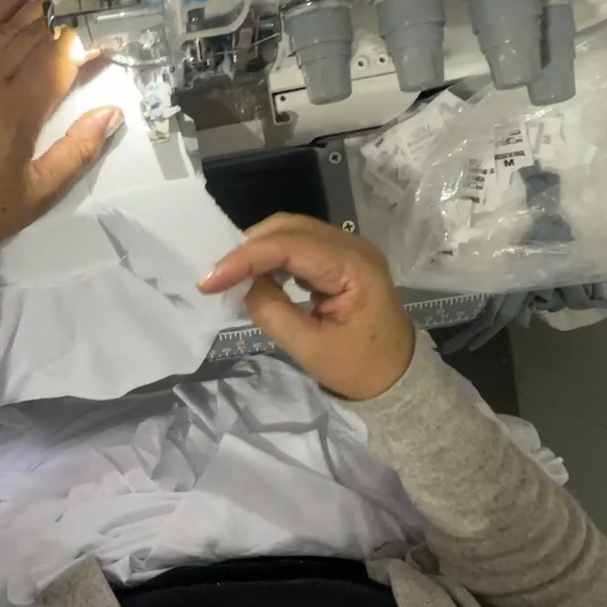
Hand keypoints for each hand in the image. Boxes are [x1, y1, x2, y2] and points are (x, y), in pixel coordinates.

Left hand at [0, 0, 120, 241]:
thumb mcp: (40, 191)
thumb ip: (77, 151)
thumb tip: (112, 113)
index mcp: (19, 109)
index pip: (60, 58)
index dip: (88, 41)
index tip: (113, 34)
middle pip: (36, 36)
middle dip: (69, 18)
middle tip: (98, 2)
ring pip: (9, 29)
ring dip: (38, 6)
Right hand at [198, 214, 416, 399]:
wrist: (397, 378)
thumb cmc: (359, 368)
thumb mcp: (309, 348)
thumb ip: (271, 311)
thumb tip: (242, 285)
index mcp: (354, 267)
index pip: (290, 246)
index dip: (245, 259)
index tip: (209, 280)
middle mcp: (352, 246)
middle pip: (289, 227)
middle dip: (247, 247)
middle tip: (216, 275)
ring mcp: (346, 250)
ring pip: (291, 231)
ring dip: (257, 249)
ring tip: (229, 275)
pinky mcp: (338, 259)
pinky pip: (298, 245)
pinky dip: (271, 256)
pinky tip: (254, 274)